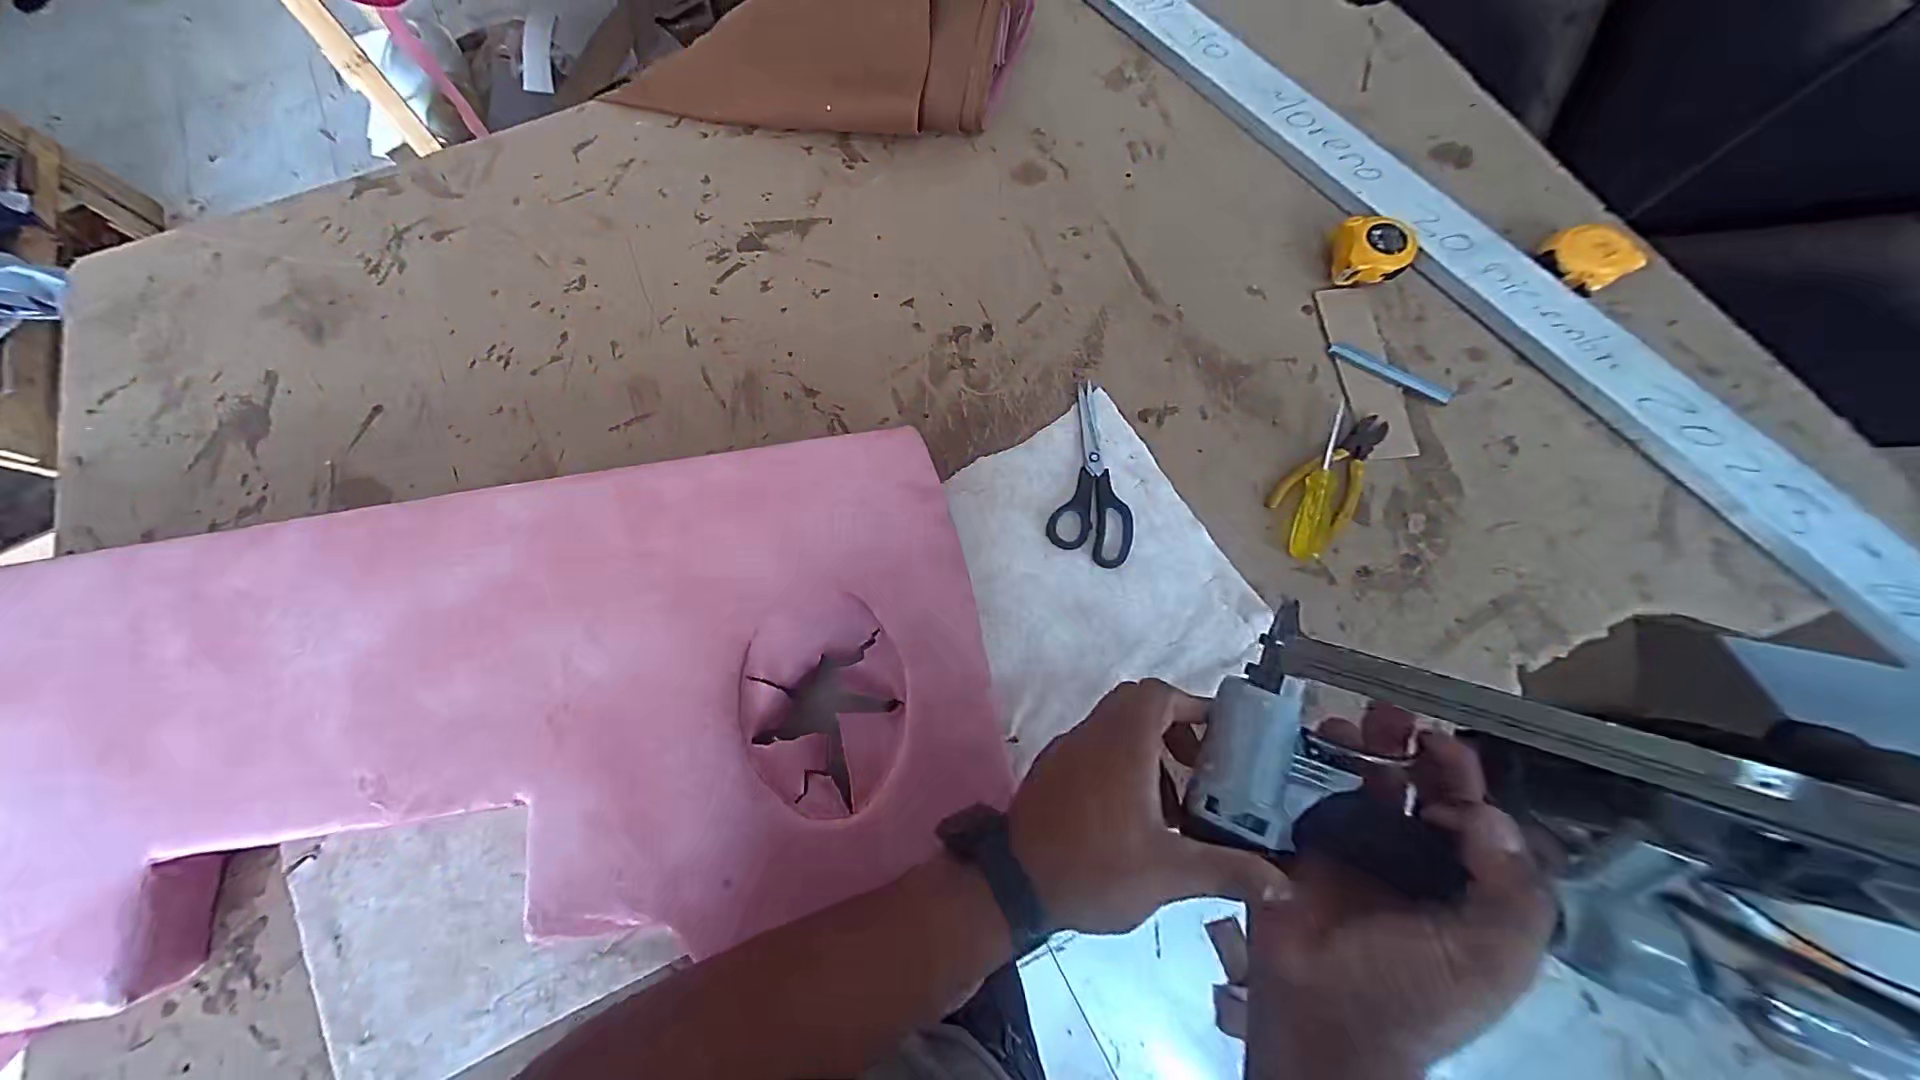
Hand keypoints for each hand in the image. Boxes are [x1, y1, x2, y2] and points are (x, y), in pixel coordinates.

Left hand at [1008, 679, 1290, 934]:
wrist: (1016, 884)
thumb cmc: (1095, 869)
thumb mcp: (1169, 873)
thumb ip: (1228, 870)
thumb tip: (1284, 885)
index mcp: (1121, 744)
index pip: (1158, 695)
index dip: (1192, 706)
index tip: (1220, 737)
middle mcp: (1092, 735)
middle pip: (1136, 705)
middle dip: (1174, 728)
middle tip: (1200, 767)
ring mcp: (1067, 750)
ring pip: (1114, 726)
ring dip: (1149, 750)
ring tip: (1175, 805)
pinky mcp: (1053, 769)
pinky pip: (1095, 748)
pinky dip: (1122, 764)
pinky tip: (1137, 817)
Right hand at [1244, 704, 1554, 1079]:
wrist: (1324, 1018)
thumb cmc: (1414, 993)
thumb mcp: (1490, 956)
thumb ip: (1512, 891)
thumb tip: (1487, 814)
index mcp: (1454, 879)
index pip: (1464, 812)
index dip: (1458, 777)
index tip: (1439, 748)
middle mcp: (1402, 854)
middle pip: (1407, 787)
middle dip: (1403, 746)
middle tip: (1388, 717)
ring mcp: (1345, 845)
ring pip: (1353, 782)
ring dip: (1352, 749)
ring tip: (1343, 726)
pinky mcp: (1296, 841)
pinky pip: (1301, 794)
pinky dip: (1301, 765)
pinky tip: (1299, 746)